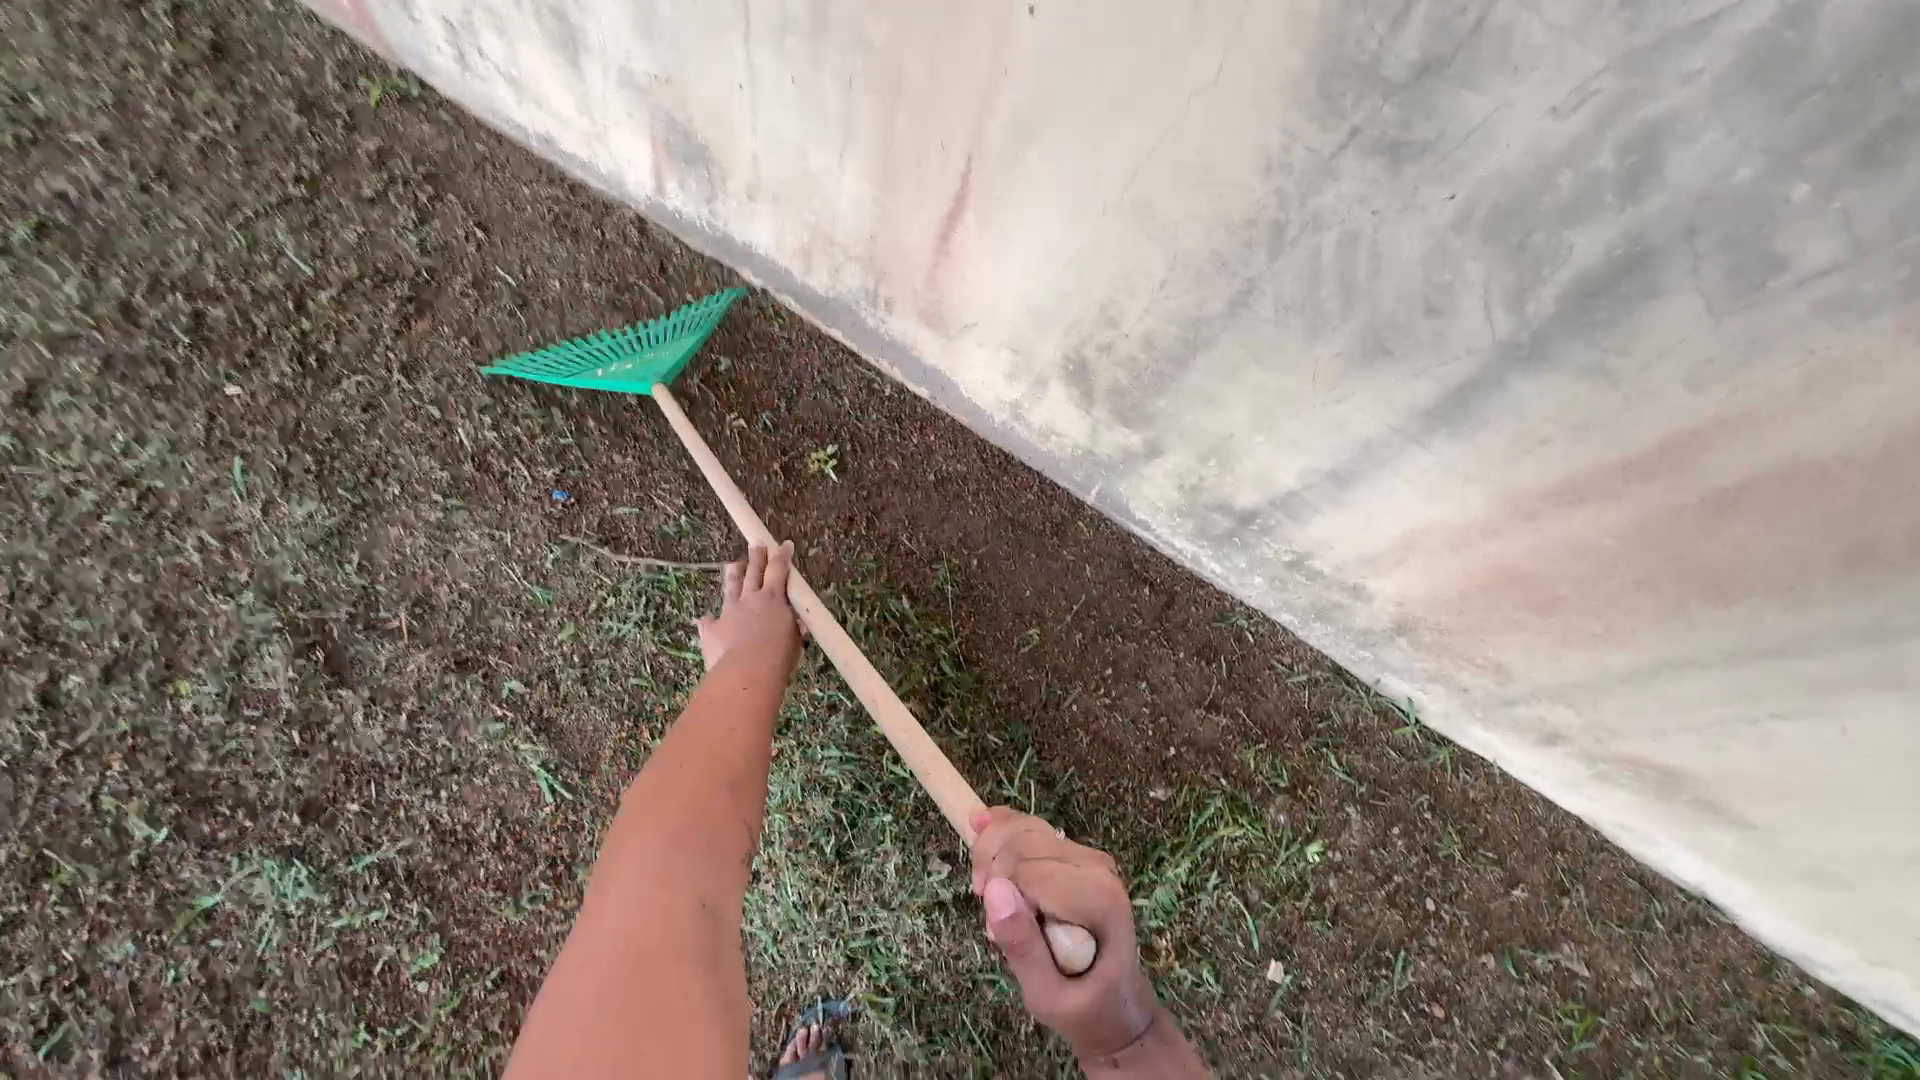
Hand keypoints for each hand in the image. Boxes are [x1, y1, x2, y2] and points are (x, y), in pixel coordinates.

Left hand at [696, 542, 801, 672]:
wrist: (747, 672)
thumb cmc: (779, 657)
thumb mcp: (794, 641)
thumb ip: (791, 629)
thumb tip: (795, 625)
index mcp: (773, 599)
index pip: (778, 570)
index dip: (782, 556)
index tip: (784, 545)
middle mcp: (750, 600)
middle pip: (753, 572)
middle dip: (756, 557)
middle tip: (757, 544)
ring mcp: (728, 612)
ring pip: (731, 588)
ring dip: (733, 575)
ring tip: (733, 564)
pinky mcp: (712, 630)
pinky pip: (709, 621)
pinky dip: (709, 619)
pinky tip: (705, 618)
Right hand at [968, 807, 1157, 1061]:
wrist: (1117, 1008)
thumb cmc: (1084, 1009)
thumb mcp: (1046, 996)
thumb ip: (1022, 945)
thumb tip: (994, 891)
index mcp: (1097, 899)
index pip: (1026, 868)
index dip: (997, 889)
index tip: (990, 929)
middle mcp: (1098, 868)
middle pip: (1023, 841)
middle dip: (991, 867)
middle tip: (985, 910)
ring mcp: (1090, 857)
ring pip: (1024, 828)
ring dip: (992, 851)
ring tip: (985, 888)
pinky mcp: (1079, 855)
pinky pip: (1033, 828)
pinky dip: (1004, 828)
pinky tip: (982, 824)